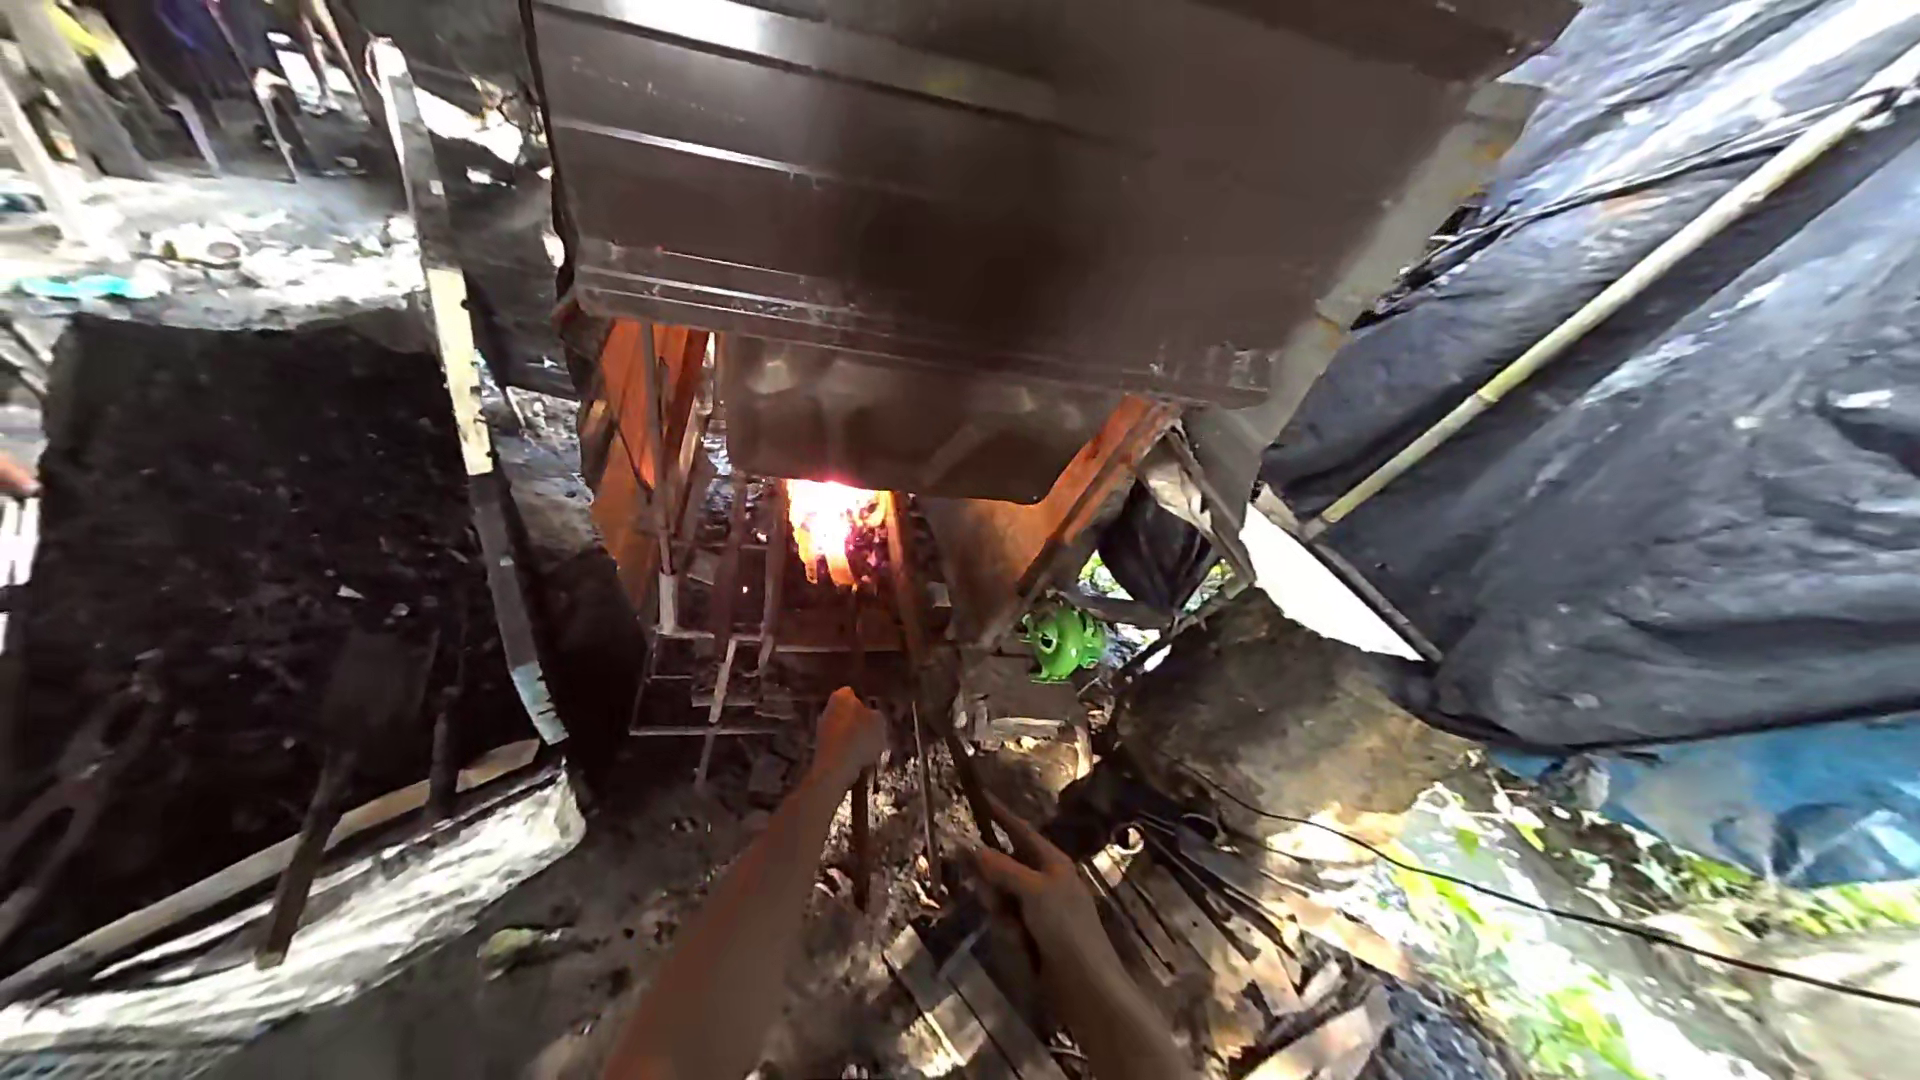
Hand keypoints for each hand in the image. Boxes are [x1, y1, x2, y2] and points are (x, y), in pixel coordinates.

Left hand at [810, 687, 883, 790]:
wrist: (835, 768)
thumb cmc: (859, 738)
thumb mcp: (879, 722)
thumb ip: (876, 714)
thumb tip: (871, 714)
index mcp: (841, 697)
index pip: (852, 693)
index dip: (864, 701)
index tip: (873, 711)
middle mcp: (828, 709)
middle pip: (846, 710)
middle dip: (858, 718)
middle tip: (873, 728)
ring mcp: (822, 728)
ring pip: (843, 727)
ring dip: (853, 734)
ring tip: (868, 745)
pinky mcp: (822, 747)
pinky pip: (839, 743)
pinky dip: (848, 748)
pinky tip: (858, 757)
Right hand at [971, 797, 1118, 977]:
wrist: (1086, 987)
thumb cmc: (1066, 928)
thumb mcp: (1033, 892)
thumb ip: (1002, 868)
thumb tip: (973, 847)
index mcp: (1052, 861)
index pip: (1020, 829)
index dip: (1000, 814)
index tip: (980, 796)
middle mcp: (1044, 880)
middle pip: (1004, 865)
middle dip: (994, 882)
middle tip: (992, 899)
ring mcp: (1037, 909)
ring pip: (1000, 896)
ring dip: (1002, 914)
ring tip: (1016, 933)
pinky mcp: (1031, 935)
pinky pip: (1005, 922)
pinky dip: (1009, 933)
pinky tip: (1021, 948)